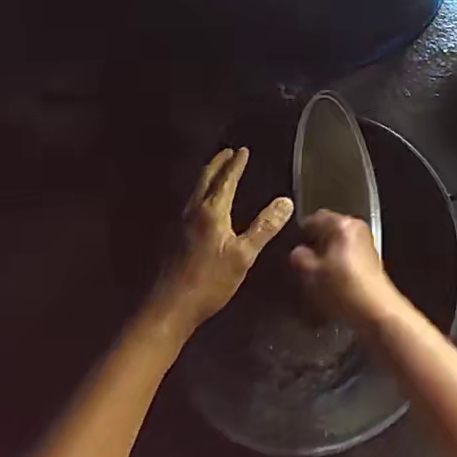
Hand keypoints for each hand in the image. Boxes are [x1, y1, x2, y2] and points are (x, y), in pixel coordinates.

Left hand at [150, 147, 292, 333]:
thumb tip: (285, 201)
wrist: (171, 307)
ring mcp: (182, 222)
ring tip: (217, 170)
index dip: (236, 164)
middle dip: (218, 163)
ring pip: (196, 189)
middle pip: (206, 179)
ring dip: (208, 175)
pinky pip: (191, 201)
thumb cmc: (210, 281)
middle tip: (228, 151)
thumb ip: (264, 227)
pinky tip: (204, 202)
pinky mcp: (176, 235)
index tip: (243, 150)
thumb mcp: (244, 255)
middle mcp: (194, 210)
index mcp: (212, 210)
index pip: (226, 179)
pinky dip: (201, 190)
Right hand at [289, 209, 402, 327]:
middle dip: (315, 246)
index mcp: (342, 224)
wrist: (376, 311)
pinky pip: (347, 255)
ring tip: (317, 278)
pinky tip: (332, 284)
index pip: (314, 218)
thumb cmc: (344, 289)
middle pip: (328, 230)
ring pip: (338, 244)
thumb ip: (299, 257)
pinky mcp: (371, 260)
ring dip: (326, 257)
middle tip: (304, 265)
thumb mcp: (311, 273)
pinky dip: (338, 265)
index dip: (301, 233)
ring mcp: (366, 243)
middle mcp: (356, 228)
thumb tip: (297, 253)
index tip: (294, 248)